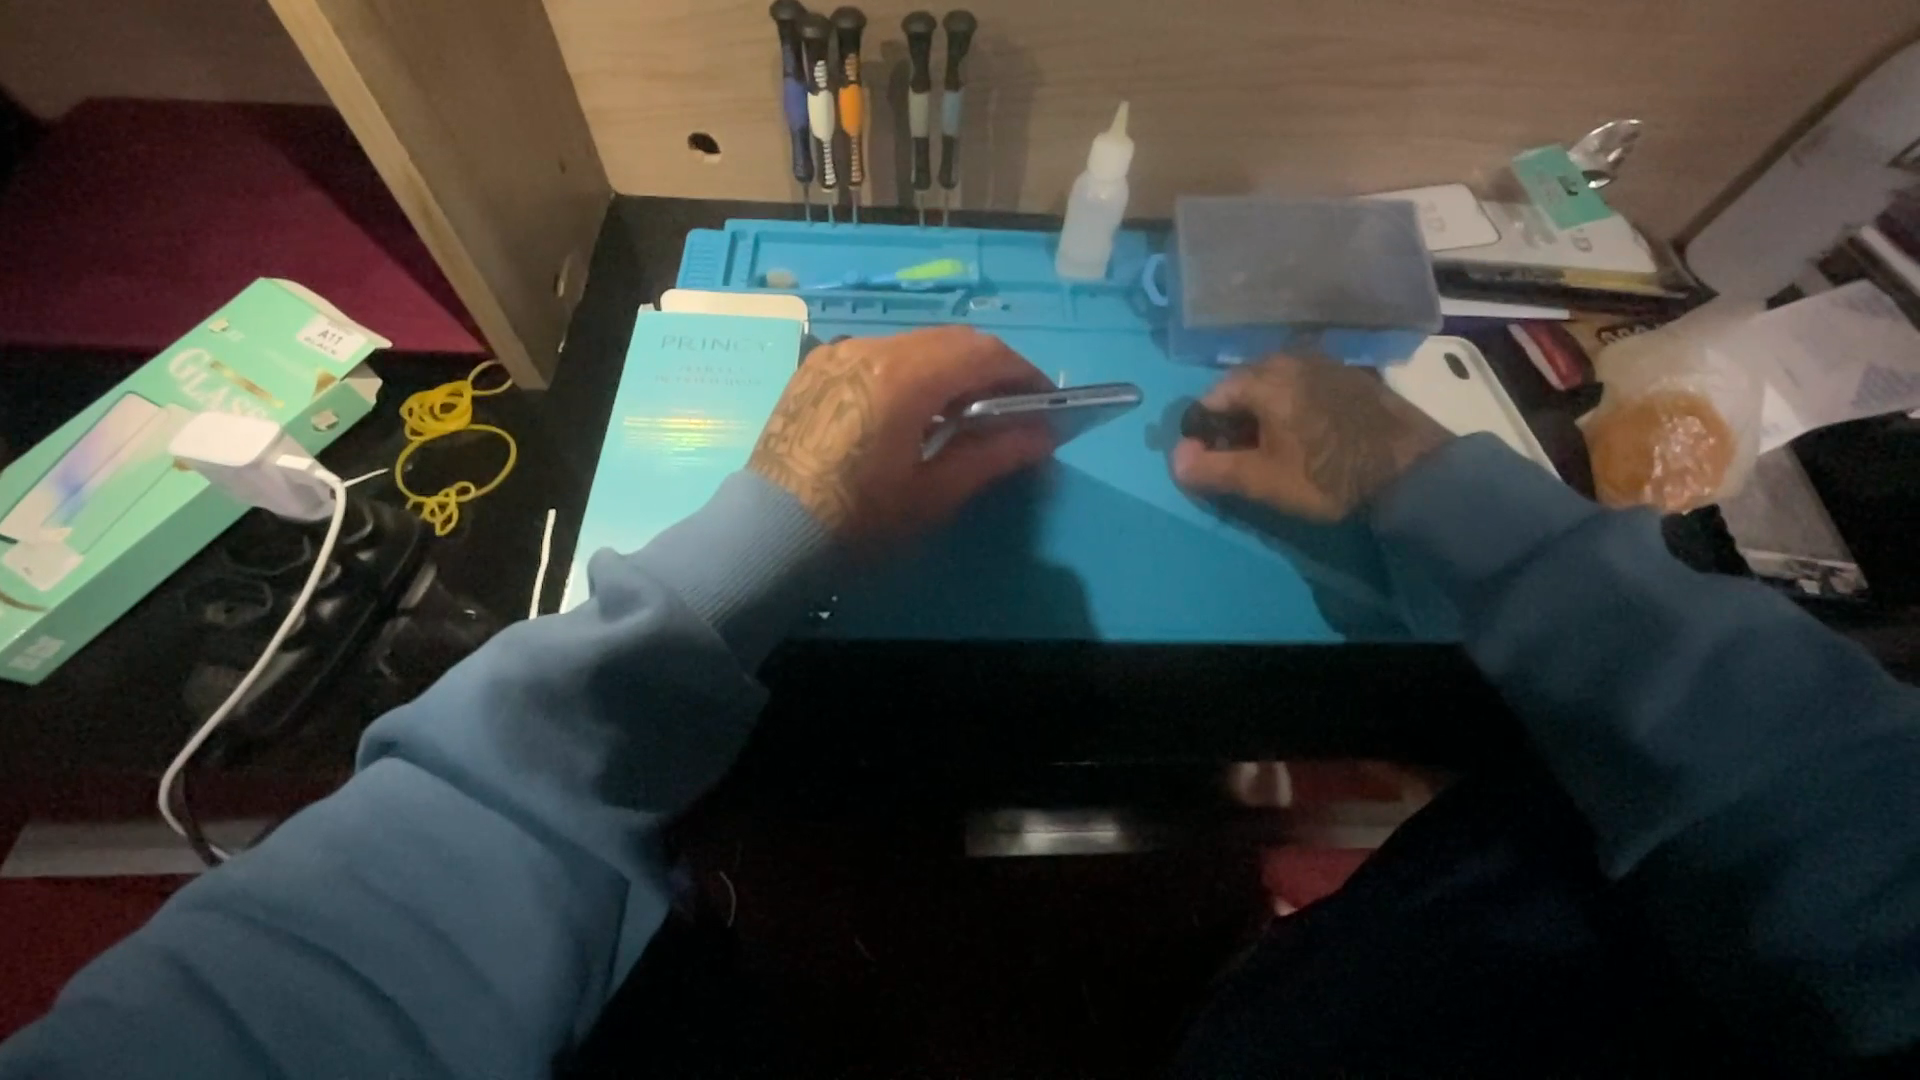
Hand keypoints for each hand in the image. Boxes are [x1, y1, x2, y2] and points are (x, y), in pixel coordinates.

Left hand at [750, 326, 1055, 541]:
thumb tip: (1042, 437)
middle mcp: (869, 349)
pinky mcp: (816, 369)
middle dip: (990, 369)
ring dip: (950, 370)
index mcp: (902, 378)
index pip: (983, 353)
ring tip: (966, 414)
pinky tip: (916, 413)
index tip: (1044, 403)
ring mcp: (837, 354)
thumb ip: (993, 456)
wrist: (769, 535)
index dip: (1023, 373)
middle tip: (1011, 408)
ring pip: (915, 345)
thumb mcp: (933, 495)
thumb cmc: (857, 522)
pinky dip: (912, 374)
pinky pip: (880, 357)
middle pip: (950, 341)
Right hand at [1172, 354, 1452, 520]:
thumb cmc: (1327, 476)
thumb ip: (1211, 468)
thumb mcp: (1261, 481)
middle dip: (1234, 421)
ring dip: (1264, 413)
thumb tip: (1175, 459)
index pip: (1210, 400)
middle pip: (1241, 388)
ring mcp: (1324, 361)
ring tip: (1276, 448)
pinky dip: (1292, 406)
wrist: (1412, 472)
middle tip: (1245, 457)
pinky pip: (1302, 385)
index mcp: (1263, 378)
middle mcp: (1290, 358)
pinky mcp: (1350, 373)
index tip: (1218, 461)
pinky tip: (1307, 435)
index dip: (1205, 433)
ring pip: (1273, 386)